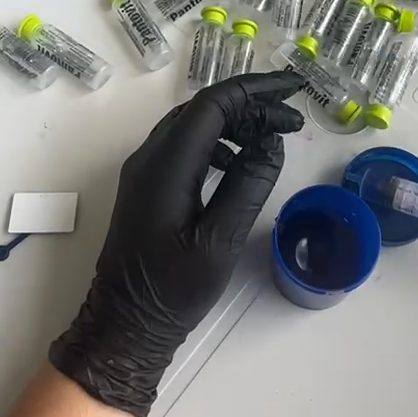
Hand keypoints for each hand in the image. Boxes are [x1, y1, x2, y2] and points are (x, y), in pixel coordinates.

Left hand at [49, 72, 305, 416]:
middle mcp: (149, 157)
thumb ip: (248, 184)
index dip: (255, 91)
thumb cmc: (173, 290)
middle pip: (202, 109)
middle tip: (292, 119)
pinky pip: (185, 146)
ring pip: (193, 125)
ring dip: (234, 122)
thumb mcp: (220, 241)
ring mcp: (145, 171)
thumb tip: (271, 141)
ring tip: (273, 137)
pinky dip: (217, 141)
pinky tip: (239, 160)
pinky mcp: (147, 187)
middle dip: (249, 104)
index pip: (212, 105)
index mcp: (166, 165)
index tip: (293, 92)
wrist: (124, 325)